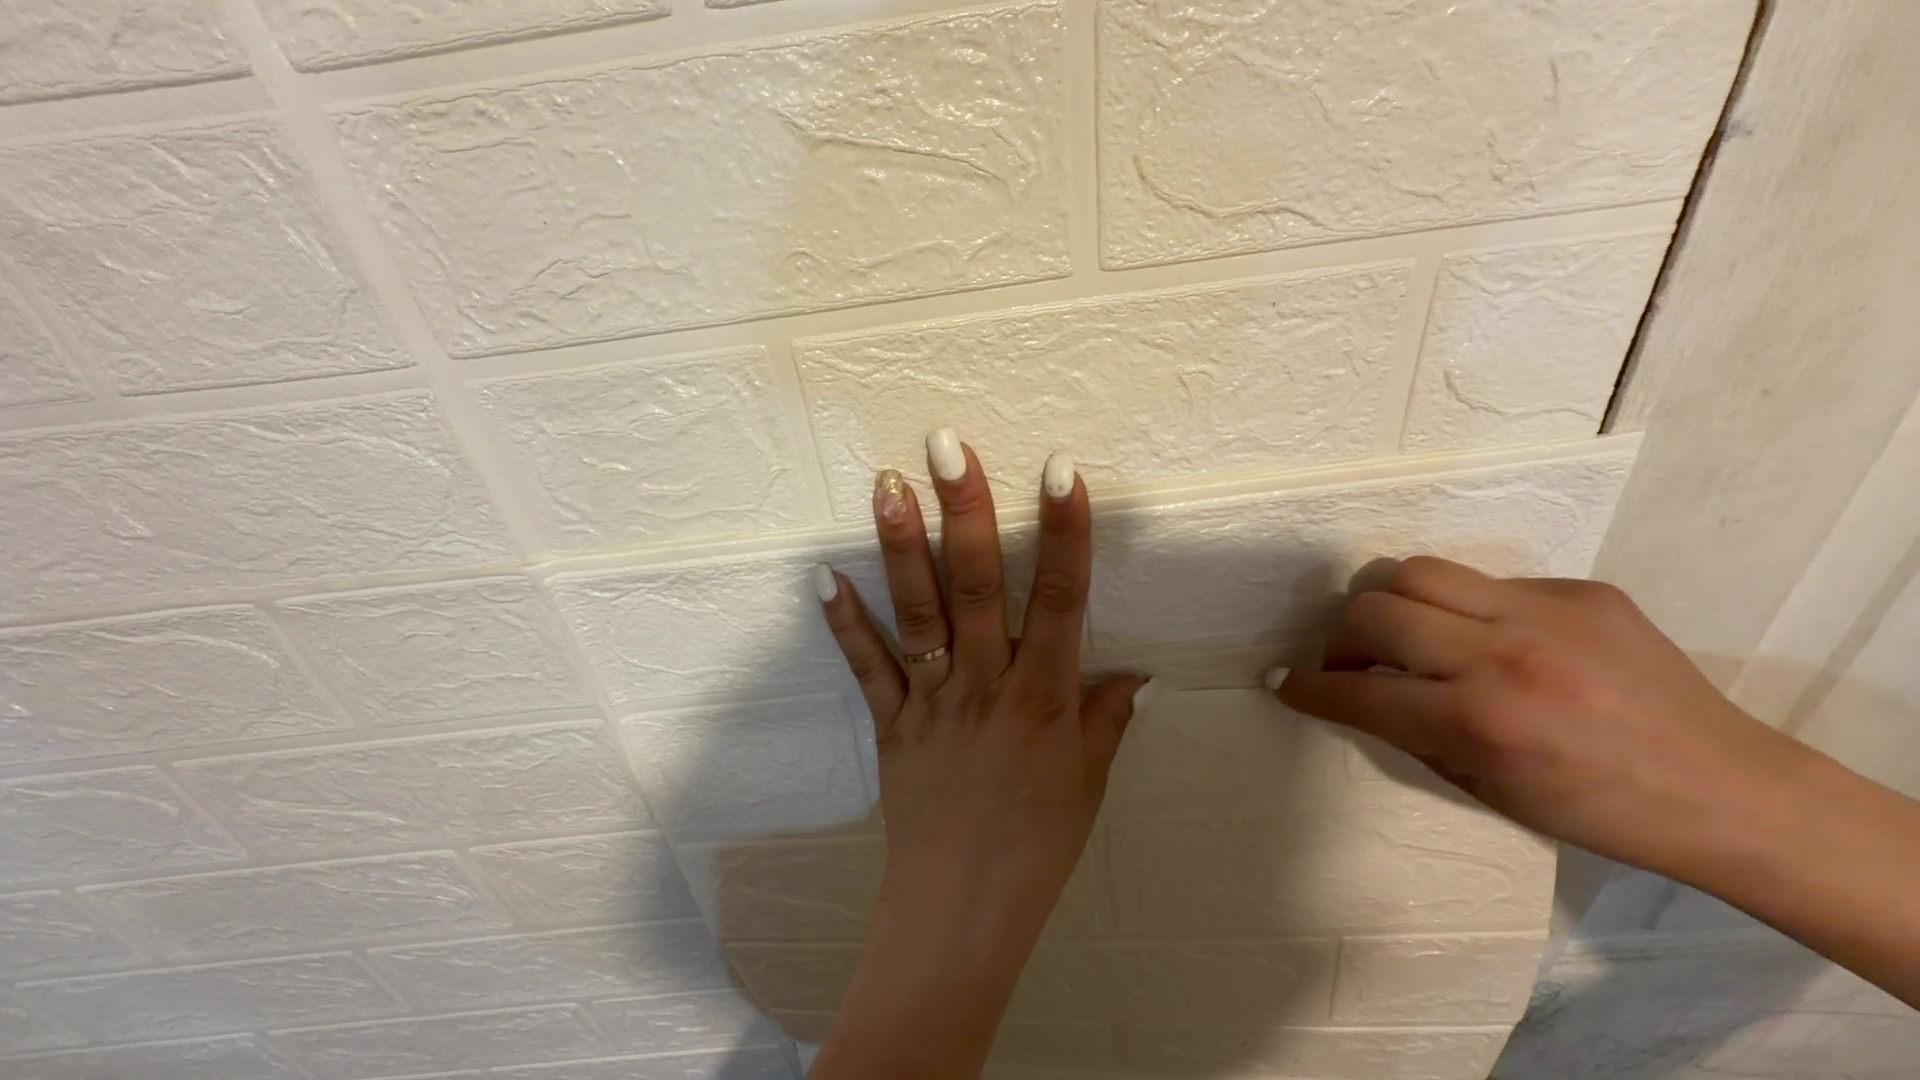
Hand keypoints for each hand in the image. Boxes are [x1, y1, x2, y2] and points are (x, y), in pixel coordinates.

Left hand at [816, 432, 1148, 973]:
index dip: (1064, 532)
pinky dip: (845, 622)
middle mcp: (986, 684)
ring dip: (901, 545)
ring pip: (918, 611)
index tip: (1059, 470)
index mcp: (1043, 696)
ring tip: (887, 483)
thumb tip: (1135, 675)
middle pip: (977, 584)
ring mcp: (933, 700)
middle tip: (946, 446)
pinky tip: (824, 576)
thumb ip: (1105, 718)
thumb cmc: (1037, 847)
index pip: (1060, 598)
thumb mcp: (1088, 782)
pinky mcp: (892, 723)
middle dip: (965, 510)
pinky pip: (867, 667)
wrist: (963, 911)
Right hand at [1276, 556, 1813, 880]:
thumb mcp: (1486, 788)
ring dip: (1392, 604)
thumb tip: (1356, 692)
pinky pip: (1488, 582)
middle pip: (1375, 607)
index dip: (1310, 687)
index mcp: (1482, 721)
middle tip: (1353, 662)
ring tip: (1405, 635)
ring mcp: (1547, 612)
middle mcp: (1506, 655)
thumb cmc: (1597, 812)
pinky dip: (1465, 609)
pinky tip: (1490, 640)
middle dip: (1342, 638)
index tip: (1287, 684)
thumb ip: (1411, 732)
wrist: (1728, 790)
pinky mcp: (1582, 589)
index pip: (1359, 689)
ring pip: (1420, 571)